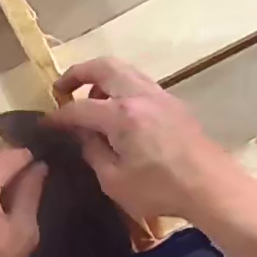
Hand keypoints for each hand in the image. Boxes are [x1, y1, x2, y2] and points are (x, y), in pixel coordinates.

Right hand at [44, 58, 256, 230]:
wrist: (211, 188)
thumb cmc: (160, 190)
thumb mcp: (114, 181)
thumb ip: (92, 152)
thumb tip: (81, 135)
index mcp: (121, 115)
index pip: (79, 107)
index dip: (58, 116)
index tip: (45, 124)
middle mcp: (140, 95)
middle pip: (103, 67)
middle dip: (78, 73)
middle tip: (62, 89)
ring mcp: (160, 96)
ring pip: (125, 70)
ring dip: (102, 78)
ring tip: (91, 100)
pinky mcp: (174, 105)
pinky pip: (140, 83)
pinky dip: (122, 87)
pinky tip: (119, 113)